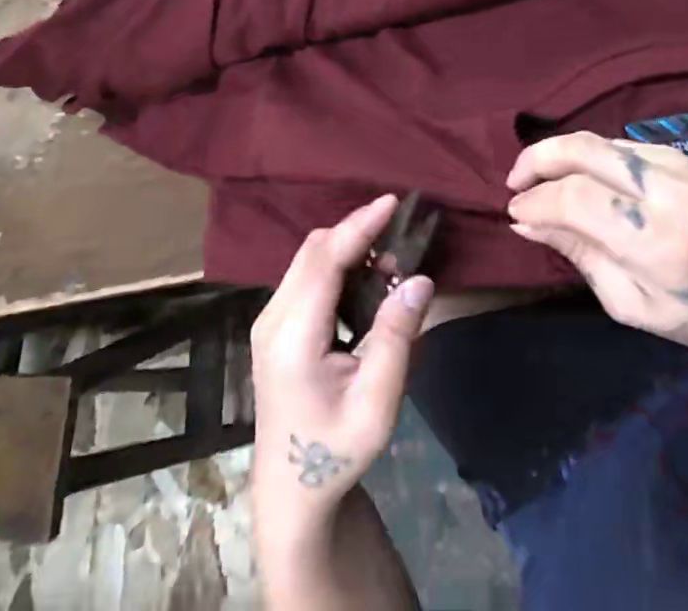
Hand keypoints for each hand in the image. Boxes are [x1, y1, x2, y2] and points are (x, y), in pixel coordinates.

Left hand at [251, 197, 435, 526]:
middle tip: (400, 236)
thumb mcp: (377, 401)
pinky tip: (364, 283)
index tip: (391, 202)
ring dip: (346, 251)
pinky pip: (305, 279)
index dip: (358, 227)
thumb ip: (397, 337)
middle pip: (311, 253)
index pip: (324, 262)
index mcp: (292, 336)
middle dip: (355, 233)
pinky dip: (336, 268)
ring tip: (389, 264)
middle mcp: (271, 319)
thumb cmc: (337, 448)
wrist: (292, 485)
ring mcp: (268, 321)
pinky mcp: (274, 326)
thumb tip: (420, 279)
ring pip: (306, 262)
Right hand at [507, 131, 687, 356]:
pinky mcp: (673, 154)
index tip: (514, 212)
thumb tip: (523, 221)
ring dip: (554, 156)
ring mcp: (674, 165)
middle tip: (514, 184)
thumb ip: (577, 253)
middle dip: (536, 161)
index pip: (578, 199)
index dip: (535, 201)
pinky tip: (569, 180)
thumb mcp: (627, 303)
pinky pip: (610, 145)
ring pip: (592, 141)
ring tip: (533, 182)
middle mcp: (669, 192)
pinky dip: (579, 157)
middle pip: (582, 151)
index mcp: (660, 242)